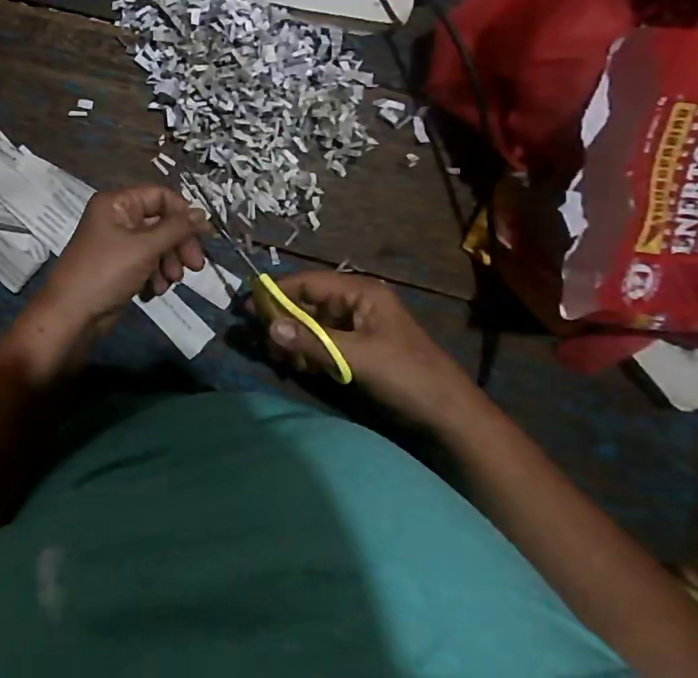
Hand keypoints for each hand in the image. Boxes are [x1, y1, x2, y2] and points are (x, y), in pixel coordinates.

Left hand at [36, 185, 207, 322]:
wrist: (72, 314)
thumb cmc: (107, 272)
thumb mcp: (146, 247)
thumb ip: (176, 228)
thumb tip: (202, 213)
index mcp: (116, 203)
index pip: (159, 196)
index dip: (182, 213)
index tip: (203, 235)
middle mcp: (116, 217)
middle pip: (160, 222)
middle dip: (178, 244)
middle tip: (194, 267)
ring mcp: (117, 243)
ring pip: (156, 245)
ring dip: (168, 263)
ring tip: (170, 282)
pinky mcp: (119, 266)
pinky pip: (146, 262)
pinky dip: (155, 274)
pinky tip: (155, 290)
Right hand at [264, 271, 481, 428]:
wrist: (450, 415)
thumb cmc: (406, 376)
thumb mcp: (356, 357)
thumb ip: (311, 341)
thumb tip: (269, 327)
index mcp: (360, 292)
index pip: (307, 283)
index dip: (276, 293)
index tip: (247, 306)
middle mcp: (356, 303)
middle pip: (307, 303)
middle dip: (283, 321)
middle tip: (262, 342)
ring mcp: (358, 326)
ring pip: (312, 325)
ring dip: (294, 340)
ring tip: (280, 360)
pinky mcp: (358, 348)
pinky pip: (323, 342)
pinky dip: (307, 353)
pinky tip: (298, 368)